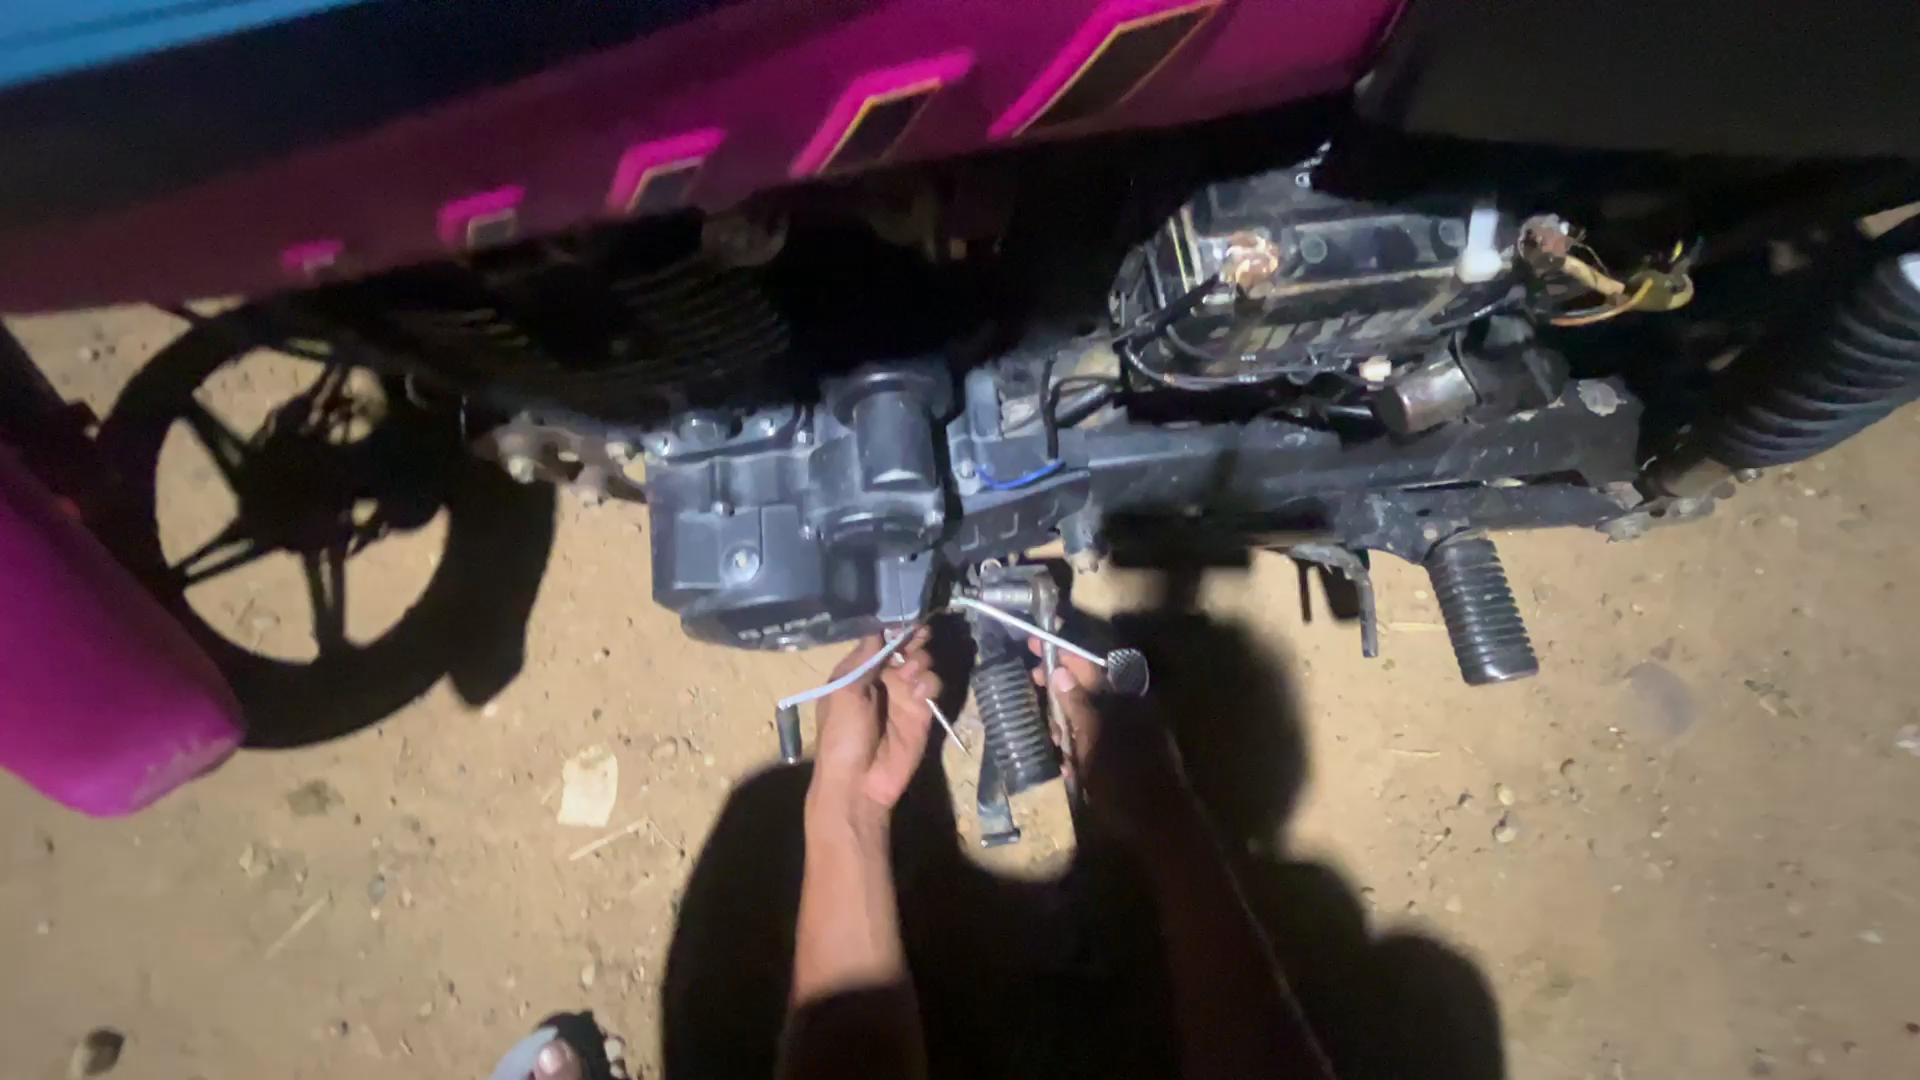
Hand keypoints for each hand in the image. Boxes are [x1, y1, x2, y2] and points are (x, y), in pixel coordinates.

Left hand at [808, 631, 939, 826]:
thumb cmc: (841, 735)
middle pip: (905, 649)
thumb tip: (879, 631)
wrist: (857, 782)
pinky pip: (931, 686)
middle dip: (913, 641)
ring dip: (921, 660)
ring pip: (922, 664)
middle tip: (918, 638)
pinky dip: (929, 682)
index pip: (880, 643)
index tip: (905, 624)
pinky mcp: (922, 712)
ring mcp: (904, 695)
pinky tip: (920, 690)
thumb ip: (863, 659)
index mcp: (858, 673)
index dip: (893, 632)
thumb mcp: (843, 692)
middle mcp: (883, 680)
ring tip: (912, 669)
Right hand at [1031, 638, 1192, 839]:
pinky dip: (1081, 743)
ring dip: (1068, 720)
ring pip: (1090, 712)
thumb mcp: (1094, 743)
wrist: (1164, 830)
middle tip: (1034, 686)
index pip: (1089, 662)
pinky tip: (1069, 762)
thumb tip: (1060, 670)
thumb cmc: (1127, 784)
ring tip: (1055, 740)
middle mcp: (1130, 708)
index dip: (1061, 650)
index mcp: (1125, 698)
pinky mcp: (1128, 754)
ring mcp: (1131, 731)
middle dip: (1060, 687)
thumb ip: (1077, 705)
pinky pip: (1097, 737)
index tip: (1034, 642)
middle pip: (1089, 685)